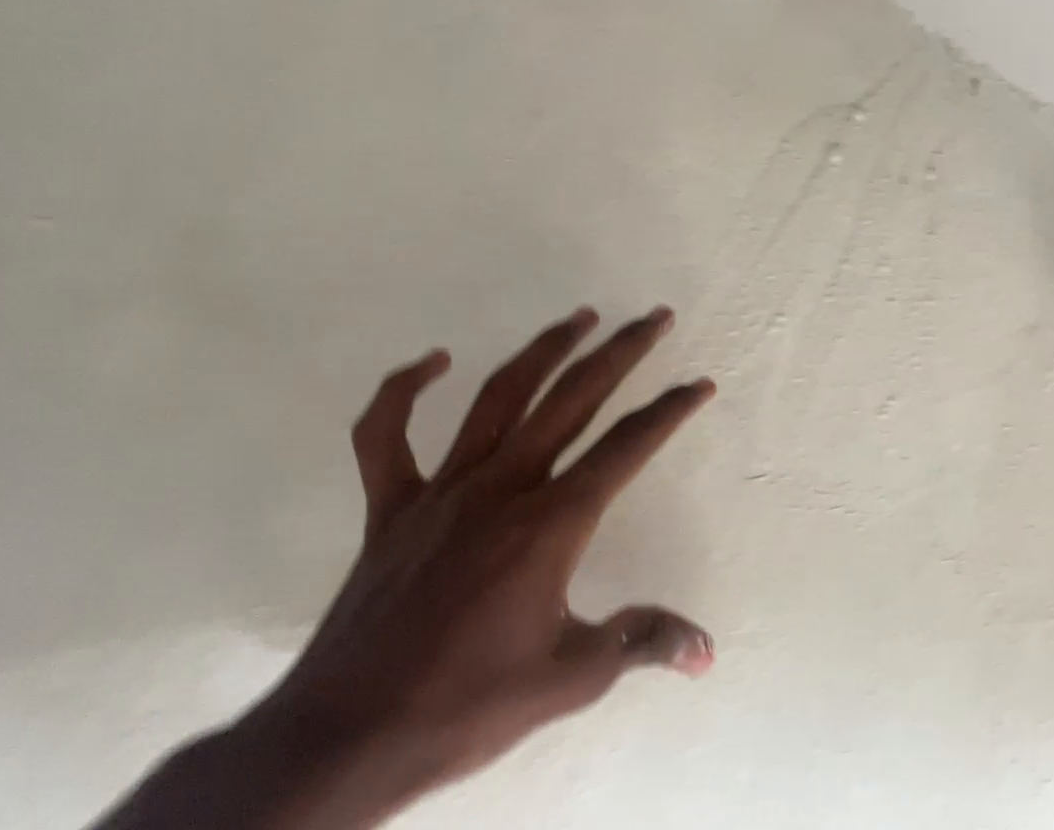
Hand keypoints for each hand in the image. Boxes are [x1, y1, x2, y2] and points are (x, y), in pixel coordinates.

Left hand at [248, 306, 716, 819]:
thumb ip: (641, 643)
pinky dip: (404, 390)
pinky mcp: (389, 507)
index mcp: (549, 525)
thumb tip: (706, 651)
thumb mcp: (571, 679)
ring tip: (579, 318)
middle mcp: (500, 488)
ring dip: (542, 350)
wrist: (348, 737)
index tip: (700, 385)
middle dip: (620, 353)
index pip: (626, 449)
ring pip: (497, 397)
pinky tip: (434, 361)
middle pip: (571, 400)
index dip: (670, 411)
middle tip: (653, 317)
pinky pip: (386, 435)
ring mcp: (440, 490)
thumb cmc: (468, 706)